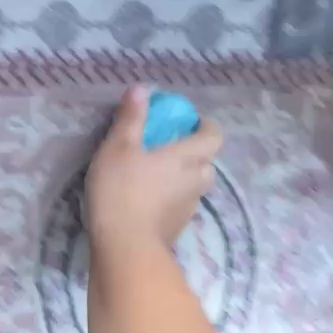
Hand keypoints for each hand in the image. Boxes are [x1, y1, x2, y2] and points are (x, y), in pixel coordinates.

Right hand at [85, 86, 224, 253]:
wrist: (125, 243)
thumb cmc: (121, 188)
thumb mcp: (118, 146)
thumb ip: (132, 118)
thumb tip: (143, 89)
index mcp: (186, 156)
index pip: (214, 136)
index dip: (206, 126)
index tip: (189, 122)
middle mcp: (196, 179)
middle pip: (207, 161)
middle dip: (193, 152)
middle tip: (167, 148)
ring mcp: (189, 205)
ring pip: (195, 183)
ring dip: (182, 175)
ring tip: (154, 173)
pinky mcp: (178, 225)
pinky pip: (181, 202)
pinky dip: (171, 196)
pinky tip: (147, 198)